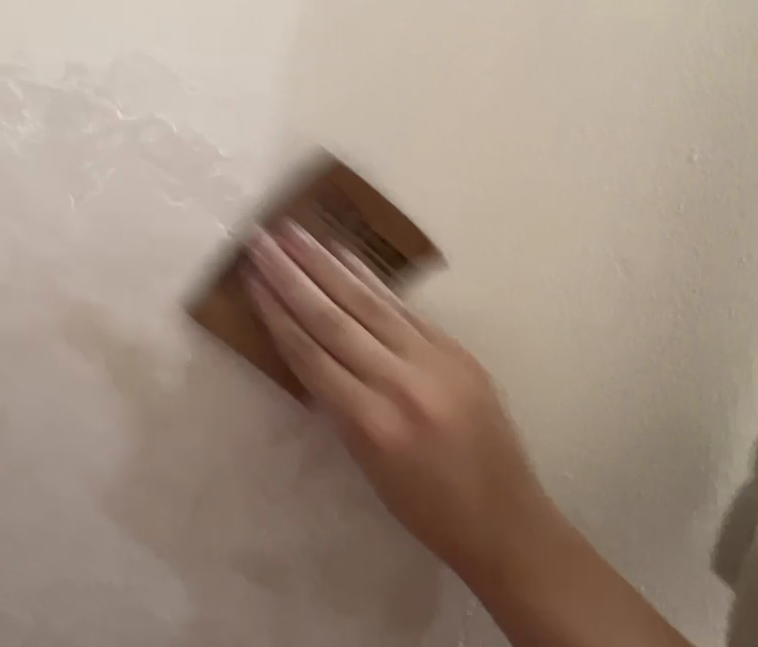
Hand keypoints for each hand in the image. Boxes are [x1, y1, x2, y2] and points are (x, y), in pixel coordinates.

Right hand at [243, 221, 554, 583]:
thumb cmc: (423, 506)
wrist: (508, 525)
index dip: (274, 311)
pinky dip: (368, 279)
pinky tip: (343, 254)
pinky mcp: (456, 351)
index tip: (249, 277)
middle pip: (331, 317)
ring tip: (293, 232)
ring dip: (324, 263)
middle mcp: (400, 384)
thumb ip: (335, 400)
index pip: (308, 353)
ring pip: (366, 302)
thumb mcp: (363, 462)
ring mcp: (434, 362)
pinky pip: (402, 308)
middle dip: (290, 274)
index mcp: (370, 422)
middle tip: (260, 239)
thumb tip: (304, 343)